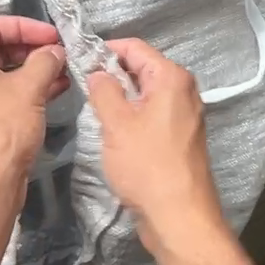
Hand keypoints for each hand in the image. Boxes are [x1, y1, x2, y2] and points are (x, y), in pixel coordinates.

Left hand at [0, 16, 68, 191]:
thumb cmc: (2, 126)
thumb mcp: (29, 87)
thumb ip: (45, 60)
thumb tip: (56, 50)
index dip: (26, 26)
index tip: (53, 35)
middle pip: (0, 47)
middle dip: (33, 48)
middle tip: (61, 53)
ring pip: (6, 71)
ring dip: (36, 69)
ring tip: (65, 70)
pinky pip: (7, 92)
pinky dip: (30, 87)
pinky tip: (58, 88)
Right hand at [85, 39, 224, 253]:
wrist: (179, 217)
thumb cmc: (147, 165)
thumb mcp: (116, 123)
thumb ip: (103, 90)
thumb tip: (96, 71)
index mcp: (172, 78)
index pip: (135, 47)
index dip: (105, 49)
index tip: (79, 59)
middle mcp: (184, 90)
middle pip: (142, 68)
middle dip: (112, 74)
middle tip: (82, 85)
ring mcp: (186, 114)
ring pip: (146, 93)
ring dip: (121, 97)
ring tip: (94, 108)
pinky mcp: (181, 137)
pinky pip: (153, 113)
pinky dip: (134, 115)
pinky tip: (115, 131)